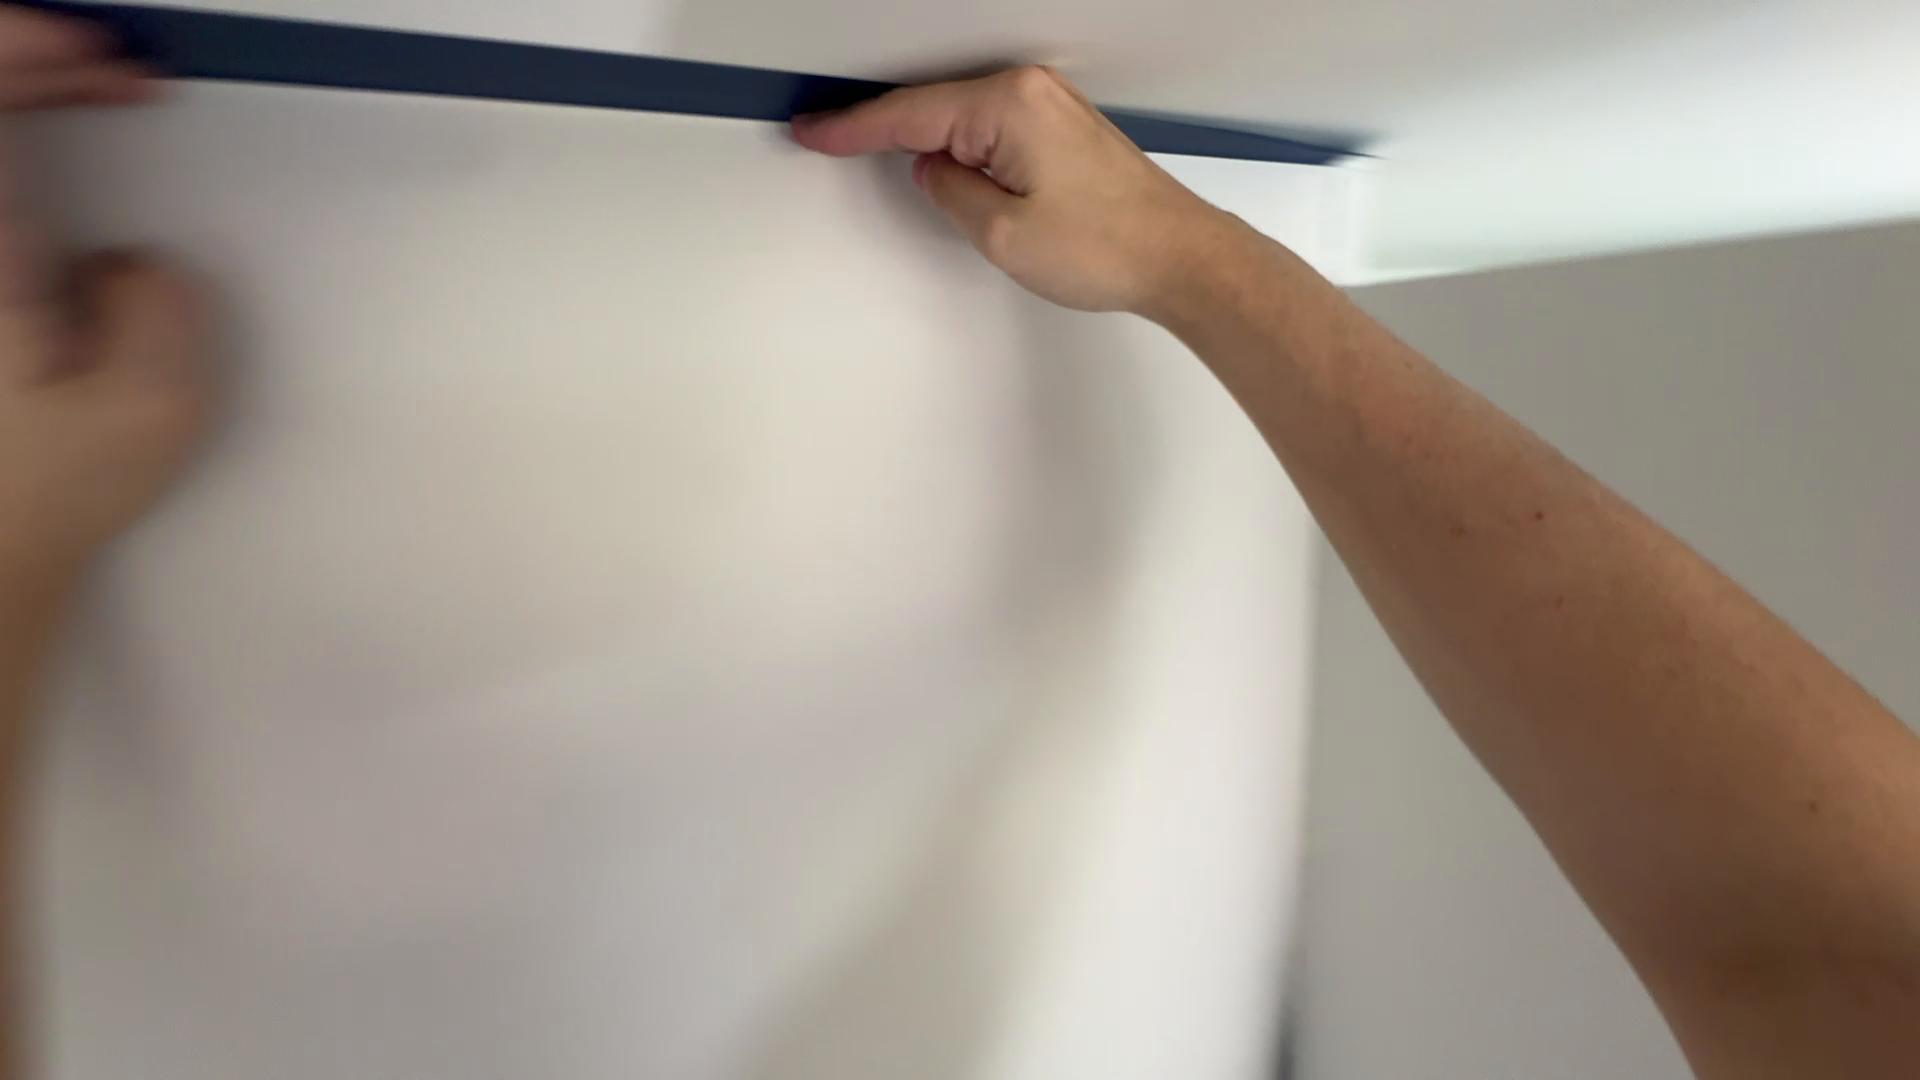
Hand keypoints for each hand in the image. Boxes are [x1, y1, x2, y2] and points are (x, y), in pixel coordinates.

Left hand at [0, 7, 210, 591]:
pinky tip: (39, 134)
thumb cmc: (43, 485)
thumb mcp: (151, 410)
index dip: (24, 53)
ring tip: (91, 88)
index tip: (105, 55)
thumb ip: (161, 312)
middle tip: (119, 69)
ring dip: (11, 88)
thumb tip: (145, 258)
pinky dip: (2, 134)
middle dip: (27, 59)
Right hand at [792, 66, 1245, 316]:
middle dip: (880, 127)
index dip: (853, 128)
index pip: (909, 115)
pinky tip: (943, 159)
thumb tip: (932, 171)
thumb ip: (952, 192)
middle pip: (933, 106)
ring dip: (921, 137)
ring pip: (963, 118)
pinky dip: (961, 145)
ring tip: (872, 150)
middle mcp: (1029, 92)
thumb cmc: (1107, 246)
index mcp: (1007, 107)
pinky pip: (992, 129)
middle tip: (831, 139)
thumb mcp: (1003, 232)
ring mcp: (1049, 108)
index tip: (815, 132)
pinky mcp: (1061, 131)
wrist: (1176, 256)